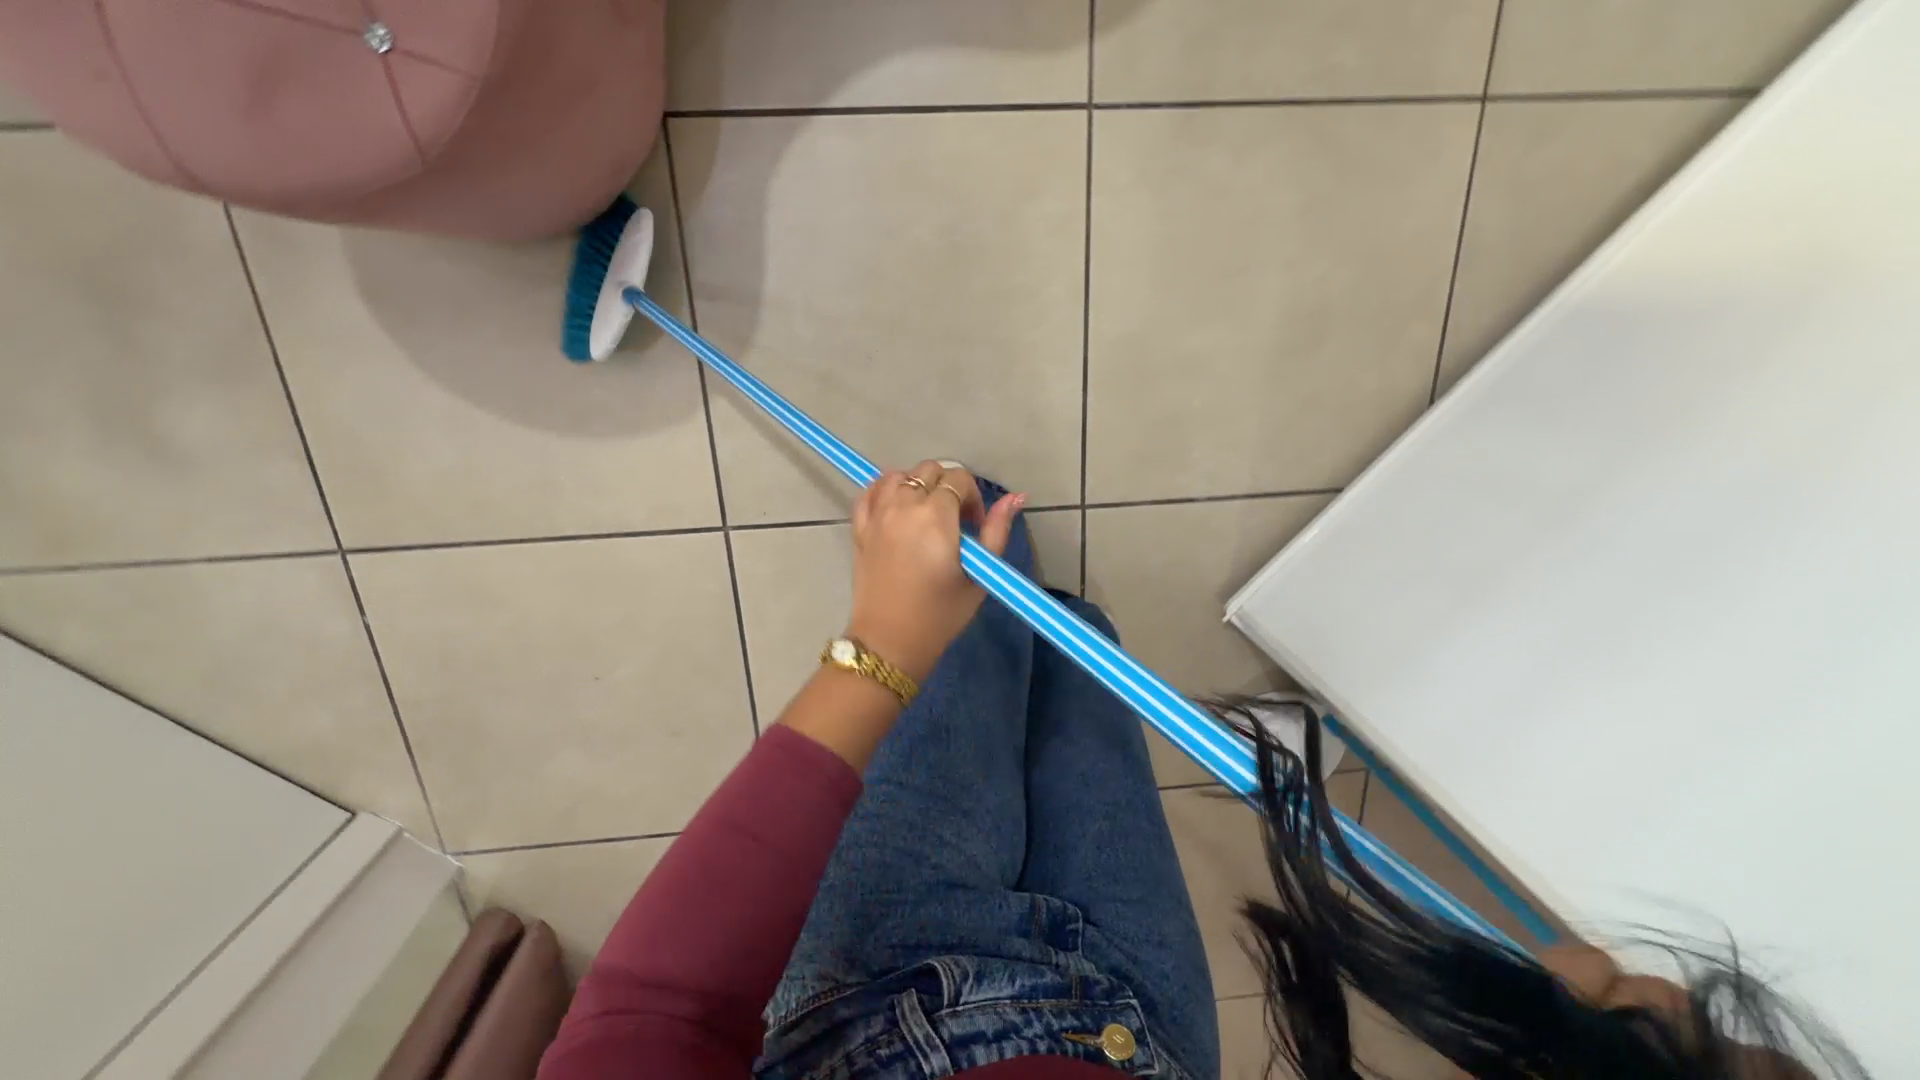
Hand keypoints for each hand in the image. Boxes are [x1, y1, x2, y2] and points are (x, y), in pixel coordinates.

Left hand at [846, 460, 1024, 681]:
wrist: (890, 640)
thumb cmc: (940, 614)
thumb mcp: (978, 575)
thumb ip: (996, 532)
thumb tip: (1016, 497)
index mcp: (936, 516)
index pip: (959, 480)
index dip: (973, 498)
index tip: (974, 527)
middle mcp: (904, 506)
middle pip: (929, 471)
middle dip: (947, 488)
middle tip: (954, 521)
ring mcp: (877, 515)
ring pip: (899, 475)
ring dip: (916, 485)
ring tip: (925, 514)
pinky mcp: (860, 528)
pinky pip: (870, 491)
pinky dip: (884, 490)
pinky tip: (896, 507)